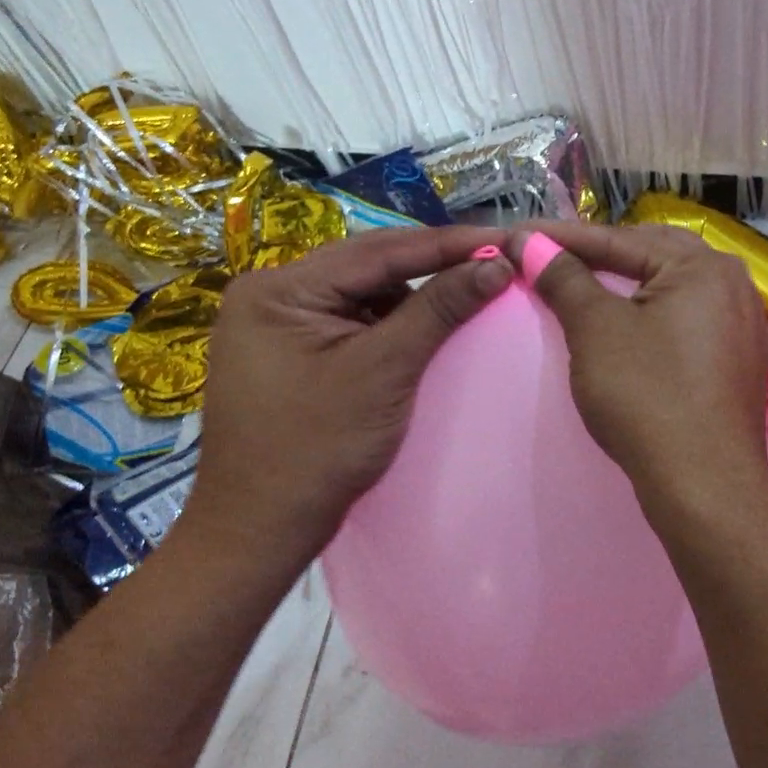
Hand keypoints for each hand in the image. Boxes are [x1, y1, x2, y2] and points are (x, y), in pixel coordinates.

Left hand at [190, 226, 513, 556]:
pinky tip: (435, 321)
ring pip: (369, 289)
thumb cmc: (316, 449)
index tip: (506, 237)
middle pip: (371, 263)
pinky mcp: (298, 350)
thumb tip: (498, 263)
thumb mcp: (385, 370)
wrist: (262, 530)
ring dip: (421, 289)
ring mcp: (284, 323)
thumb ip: (440, 309)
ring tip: (475, 283)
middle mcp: (275, 294)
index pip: (380, 250)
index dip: (449, 243)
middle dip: (436, 261)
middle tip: (498, 254)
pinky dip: (400, 317)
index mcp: (279, 289)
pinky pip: (360, 317)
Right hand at [513, 222, 767, 508]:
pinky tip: (636, 324)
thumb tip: (534, 244)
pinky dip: (658, 315)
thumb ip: (566, 279)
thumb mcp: (597, 330)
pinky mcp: (744, 361)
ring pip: (678, 288)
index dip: (566, 238)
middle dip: (605, 253)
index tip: (522, 235)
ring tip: (589, 281)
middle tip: (555, 254)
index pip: (623, 240)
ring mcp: (746, 325)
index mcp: (706, 266)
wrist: (705, 484)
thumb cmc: (647, 397)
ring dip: (633, 282)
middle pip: (657, 255)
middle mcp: (737, 285)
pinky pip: (693, 320)